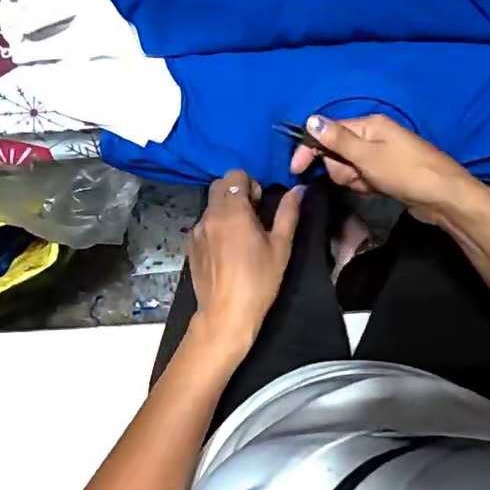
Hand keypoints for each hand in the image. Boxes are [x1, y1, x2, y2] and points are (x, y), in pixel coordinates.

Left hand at [187, 170, 302, 346]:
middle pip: (219, 185)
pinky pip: (203, 225)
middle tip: (253, 216)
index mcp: (232, 210)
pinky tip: (227, 249)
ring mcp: (196, 231)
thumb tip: (299, 189)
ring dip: (225, 210)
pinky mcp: (190, 247)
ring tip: (241, 235)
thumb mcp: (281, 247)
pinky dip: (215, 226)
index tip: (261, 205)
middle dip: (236, 192)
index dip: (251, 184)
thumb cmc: (259, 280)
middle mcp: (210, 215)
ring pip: (210, 206)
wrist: (226, 314)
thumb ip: (288, 213)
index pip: (235, 175)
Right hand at [288, 114, 475, 223]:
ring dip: (353, 180)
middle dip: (341, 169)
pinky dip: (364, 186)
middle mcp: (372, 135)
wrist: (444, 198)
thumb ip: (337, 140)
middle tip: (359, 177)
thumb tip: (310, 119)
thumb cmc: (406, 173)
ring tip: (372, 185)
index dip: (309, 149)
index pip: (326, 132)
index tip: (296, 170)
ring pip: (347, 168)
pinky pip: (361, 177)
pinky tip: (378, 191)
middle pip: (336, 152)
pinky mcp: (384, 172)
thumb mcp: (367, 156)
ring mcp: (379, 154)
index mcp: (368, 124)